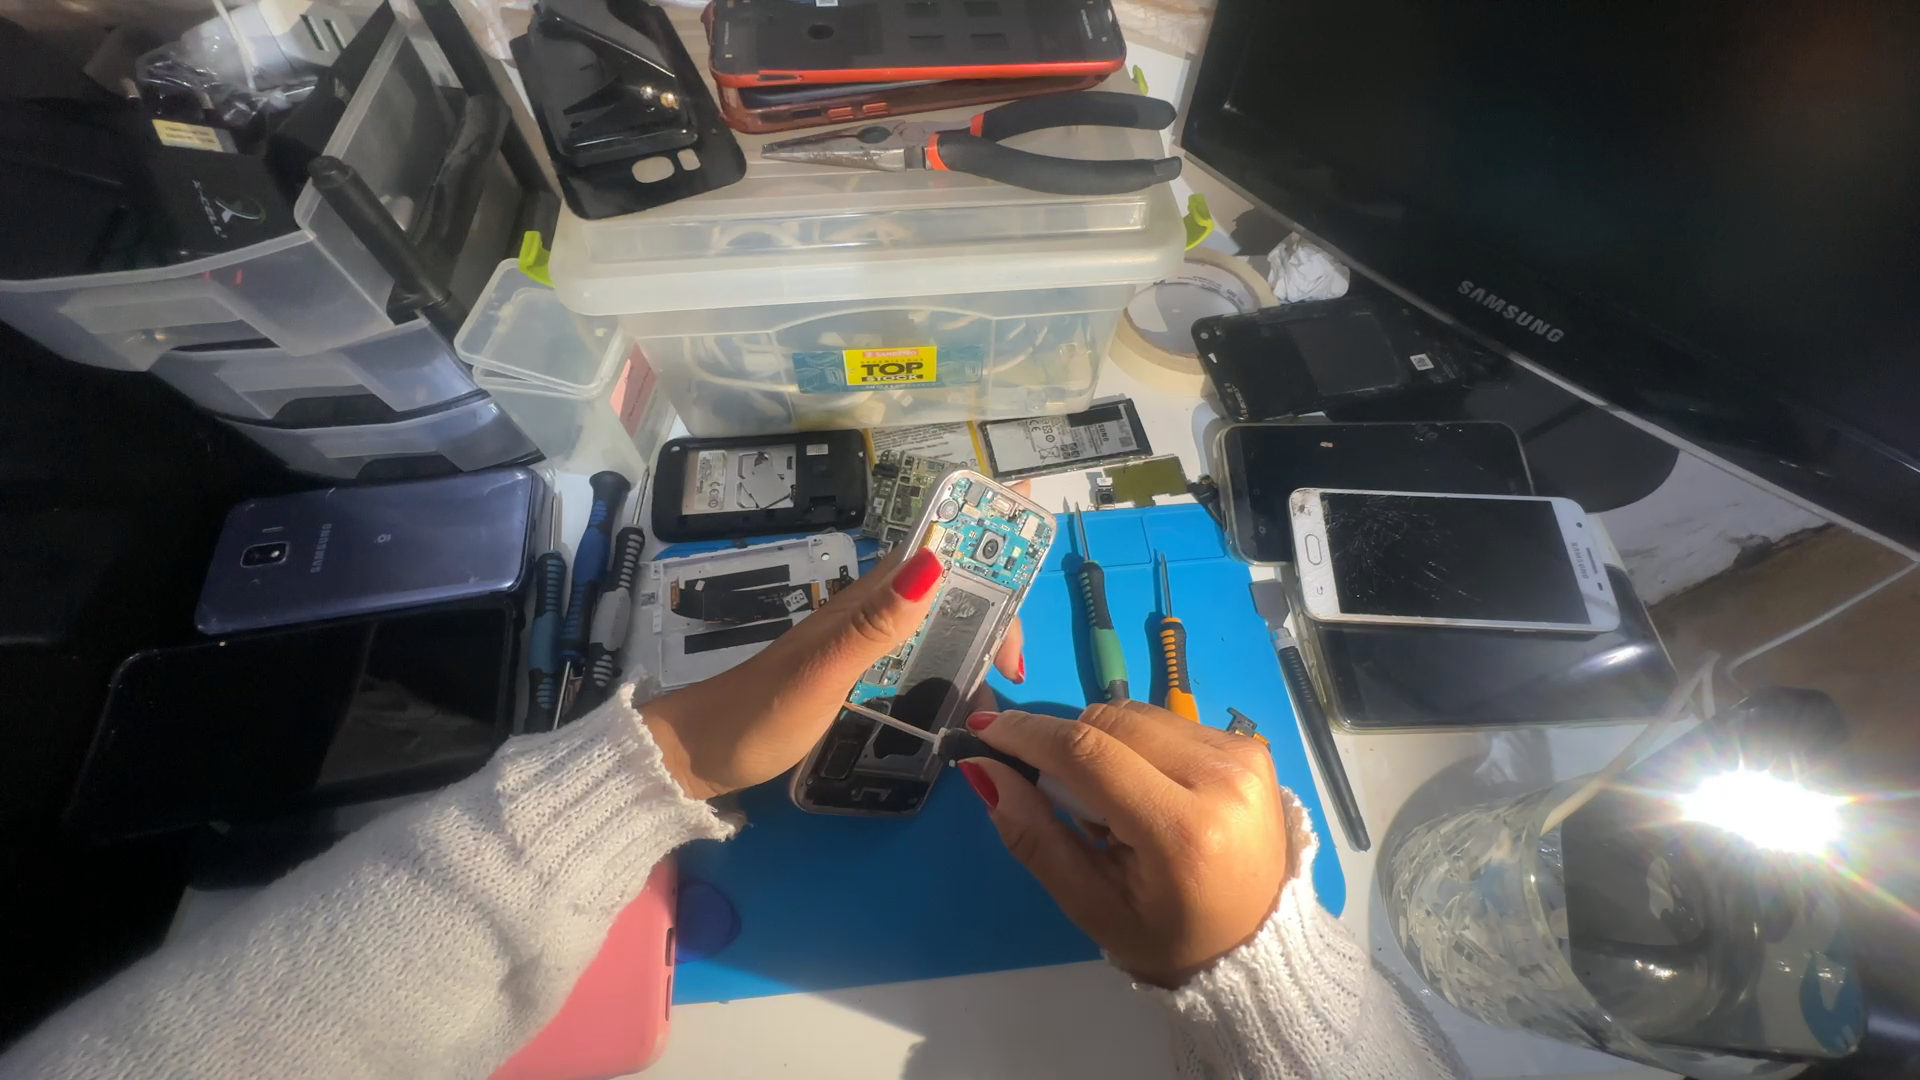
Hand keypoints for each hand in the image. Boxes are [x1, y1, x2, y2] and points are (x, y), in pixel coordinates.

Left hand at [640, 546, 1024, 799]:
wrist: (706, 753)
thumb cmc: (763, 711)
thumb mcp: (825, 669)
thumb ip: (877, 622)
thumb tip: (935, 562)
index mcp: (866, 601)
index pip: (935, 553)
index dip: (981, 546)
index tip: (1026, 568)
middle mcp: (871, 613)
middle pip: (947, 590)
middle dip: (992, 611)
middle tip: (1015, 667)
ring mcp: (864, 643)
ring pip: (936, 623)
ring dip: (976, 640)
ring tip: (1004, 682)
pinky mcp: (859, 673)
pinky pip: (919, 656)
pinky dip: (950, 666)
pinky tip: (964, 695)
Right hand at [959, 702, 1288, 987]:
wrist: (1260, 947)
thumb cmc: (1167, 936)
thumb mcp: (1089, 904)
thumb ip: (1033, 835)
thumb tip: (984, 768)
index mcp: (1181, 832)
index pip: (1087, 754)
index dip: (1028, 734)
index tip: (986, 729)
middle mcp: (1220, 778)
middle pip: (1108, 721)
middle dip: (1066, 743)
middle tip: (1065, 796)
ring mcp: (1242, 755)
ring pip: (1134, 713)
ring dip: (1102, 741)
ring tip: (1114, 799)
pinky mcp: (1250, 746)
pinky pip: (1165, 719)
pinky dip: (1138, 743)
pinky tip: (1149, 788)